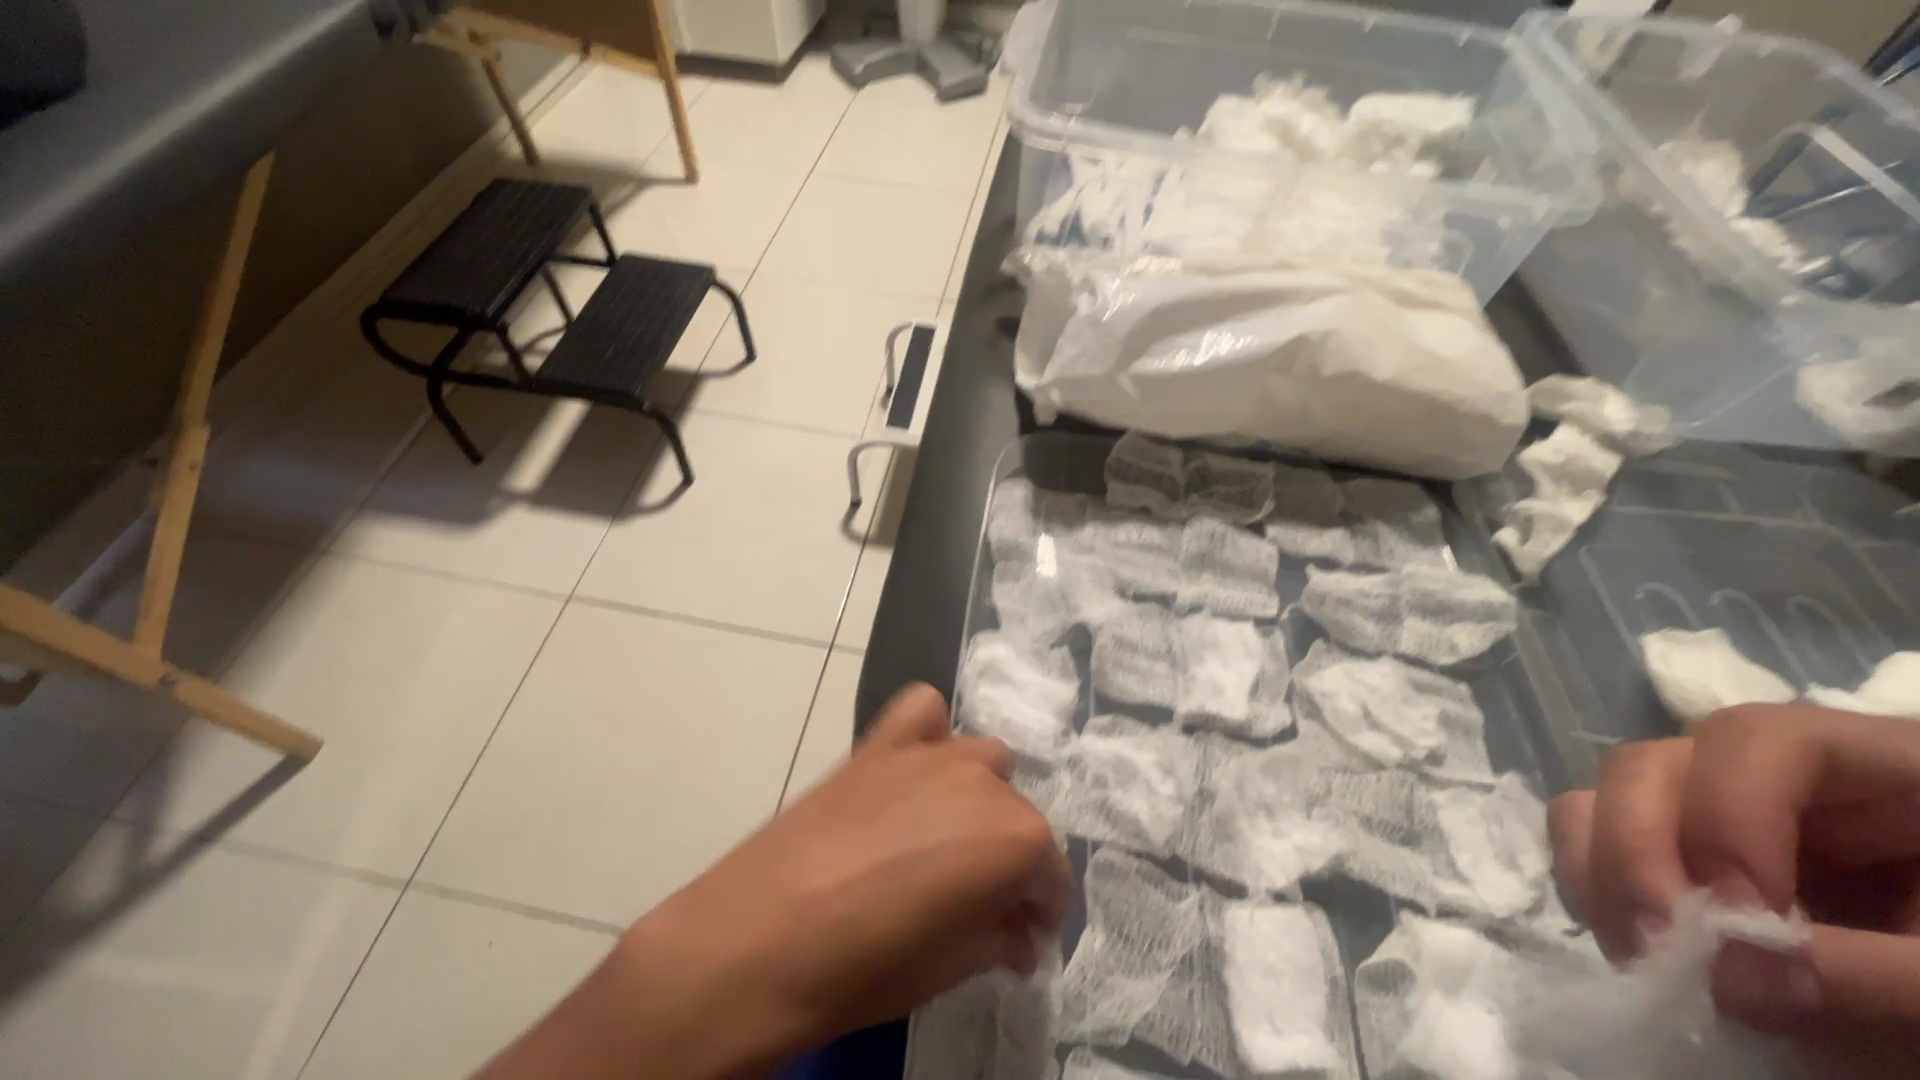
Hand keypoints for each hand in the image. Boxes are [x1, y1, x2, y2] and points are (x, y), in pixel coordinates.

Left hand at [642, 681, 1071, 1039]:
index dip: (1040, 911)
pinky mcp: (877, 746)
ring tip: (944, 840)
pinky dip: (930, 734)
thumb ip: (997, 940)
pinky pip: (922, 713)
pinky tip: (912, 773)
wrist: (756, 941)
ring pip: (983, 760)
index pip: (1052, 875)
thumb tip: (1017, 937)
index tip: (1021, 937)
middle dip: (1009, 860)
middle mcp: (984, 782)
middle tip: (978, 905)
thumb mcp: (950, 969)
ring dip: (979, 798)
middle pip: (1020, 815)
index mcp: (1016, 840)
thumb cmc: (863, 969)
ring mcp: (929, 755)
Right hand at [1546, 705, 1919, 1075]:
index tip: (1741, 916)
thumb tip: (1724, 982)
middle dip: (1636, 850)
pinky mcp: (1670, 861)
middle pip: (1652, 764)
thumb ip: (1872, 975)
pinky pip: (1587, 846)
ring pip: (1598, 801)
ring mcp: (1705, 816)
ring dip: (1602, 876)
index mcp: (1872, 770)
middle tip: (1662, 945)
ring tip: (1646, 958)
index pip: (1761, 741)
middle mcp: (1765, 779)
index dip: (1728, 812)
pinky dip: (1595, 893)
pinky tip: (1642, 952)